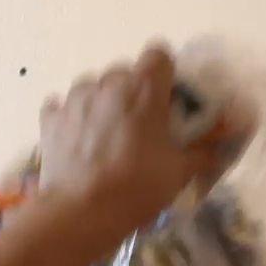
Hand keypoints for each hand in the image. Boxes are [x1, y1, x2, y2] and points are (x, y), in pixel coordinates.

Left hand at [38, 45, 203, 246]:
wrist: (82, 212)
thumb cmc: (138, 187)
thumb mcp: (179, 173)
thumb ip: (200, 154)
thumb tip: (215, 149)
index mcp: (144, 87)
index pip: (158, 54)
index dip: (164, 74)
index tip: (166, 99)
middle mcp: (108, 82)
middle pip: (124, 72)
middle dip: (132, 92)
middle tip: (138, 126)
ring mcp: (74, 98)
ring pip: (92, 87)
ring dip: (100, 103)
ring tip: (104, 136)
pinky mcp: (50, 117)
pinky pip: (62, 106)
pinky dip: (70, 118)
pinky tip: (76, 141)